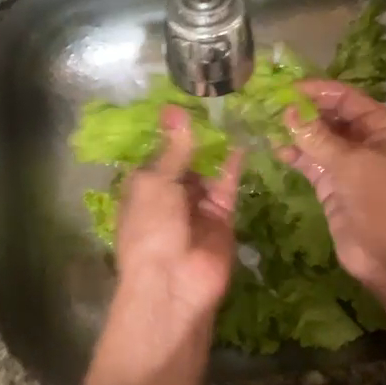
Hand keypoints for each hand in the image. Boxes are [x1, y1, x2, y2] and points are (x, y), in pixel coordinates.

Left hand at [101, 105, 242, 374]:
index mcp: (143, 186)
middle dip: (197, 135)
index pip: (158, 152)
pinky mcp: (222, 215)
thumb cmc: (151, 229)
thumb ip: (173, 148)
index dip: (170, 130)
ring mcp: (197, 205)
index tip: (186, 99)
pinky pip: (228, 184)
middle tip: (214, 99)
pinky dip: (234, 164)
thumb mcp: (156, 182)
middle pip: (185, 159)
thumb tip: (173, 109)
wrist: (173, 285)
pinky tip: (242, 139)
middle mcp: (169, 194)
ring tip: (231, 111)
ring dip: (216, 146)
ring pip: (208, 169)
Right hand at [279, 79, 385, 300]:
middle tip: (270, 105)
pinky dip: (296, 155)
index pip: (347, 99)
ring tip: (268, 125)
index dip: (318, 91)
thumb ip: (318, 137)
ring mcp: (350, 165)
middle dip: (304, 111)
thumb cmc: (384, 204)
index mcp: (384, 129)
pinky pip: (312, 163)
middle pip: (332, 117)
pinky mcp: (334, 187)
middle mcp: (368, 142)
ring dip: (297, 133)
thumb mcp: (352, 165)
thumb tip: (286, 111)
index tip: (286, 88)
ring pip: (319, 140)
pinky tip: (277, 150)